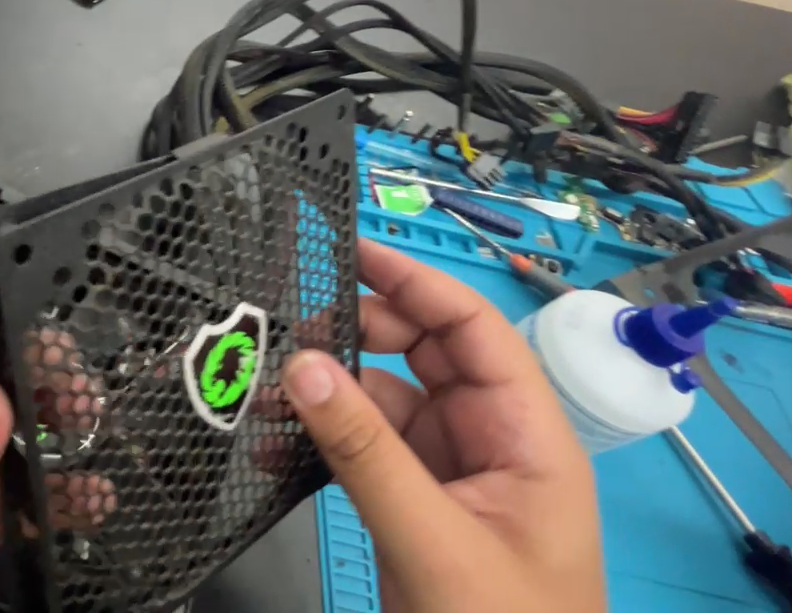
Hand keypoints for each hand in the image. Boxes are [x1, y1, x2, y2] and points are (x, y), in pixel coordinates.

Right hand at [282, 239, 604, 612]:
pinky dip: (316, 437)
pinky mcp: (410, 496)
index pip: (472, 330)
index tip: (349, 249)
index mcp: (526, 436)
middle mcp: (488, 439)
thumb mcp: (434, 543)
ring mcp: (447, 469)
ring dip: (323, 391)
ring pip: (379, 397)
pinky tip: (273, 447)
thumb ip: (364, 451)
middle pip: (420, 353)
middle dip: (354, 334)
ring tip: (265, 395)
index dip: (415, 282)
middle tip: (289, 332)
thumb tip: (300, 364)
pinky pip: (358, 444)